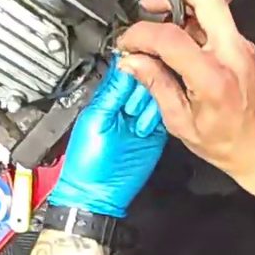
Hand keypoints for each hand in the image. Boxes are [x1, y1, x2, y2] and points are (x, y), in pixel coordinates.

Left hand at [45, 59, 167, 217]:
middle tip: (136, 104)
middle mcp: (125, 106)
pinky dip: (165, 114)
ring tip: (139, 122)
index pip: (125, 70)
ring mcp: (141, 119)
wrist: (99, 194)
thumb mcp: (96, 120)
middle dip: (145, 86)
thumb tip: (122, 63)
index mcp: (106, 99)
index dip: (135, 64)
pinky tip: (155, 121)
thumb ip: (111, 92)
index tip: (143, 60)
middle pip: (146, 79)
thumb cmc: (87, 163)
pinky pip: (167, 115)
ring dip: (154, 104)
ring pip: (159, 95)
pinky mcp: (155, 134)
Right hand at [118, 0, 254, 186]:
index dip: (142, 34)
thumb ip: (156, 85)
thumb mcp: (181, 122)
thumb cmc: (227, 142)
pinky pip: (217, 20)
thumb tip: (133, 62)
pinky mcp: (242, 48)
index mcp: (213, 78)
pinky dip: (194, 16)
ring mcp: (241, 48)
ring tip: (157, 10)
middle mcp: (232, 56)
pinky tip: (177, 30)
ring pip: (214, 4)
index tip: (128, 43)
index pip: (171, 37)